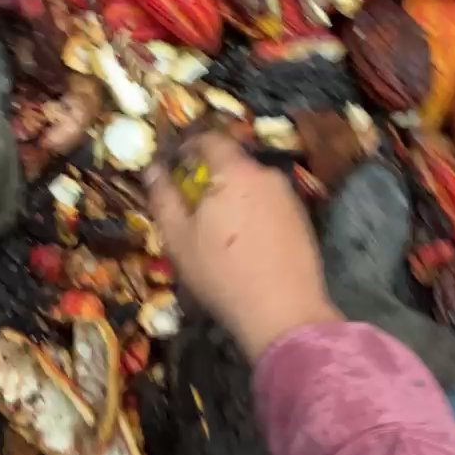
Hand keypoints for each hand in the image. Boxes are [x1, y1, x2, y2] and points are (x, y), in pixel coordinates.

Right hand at [146, 134, 342, 360]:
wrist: (284, 314)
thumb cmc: (222, 273)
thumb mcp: (179, 238)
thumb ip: (163, 196)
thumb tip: (152, 168)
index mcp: (235, 172)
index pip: (211, 139)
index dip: (190, 145)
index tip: (175, 162)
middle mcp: (265, 175)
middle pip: (233, 163)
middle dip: (210, 175)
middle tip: (193, 202)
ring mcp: (288, 197)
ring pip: (252, 184)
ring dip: (233, 194)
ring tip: (218, 227)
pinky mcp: (302, 219)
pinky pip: (269, 203)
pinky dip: (253, 211)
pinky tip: (245, 242)